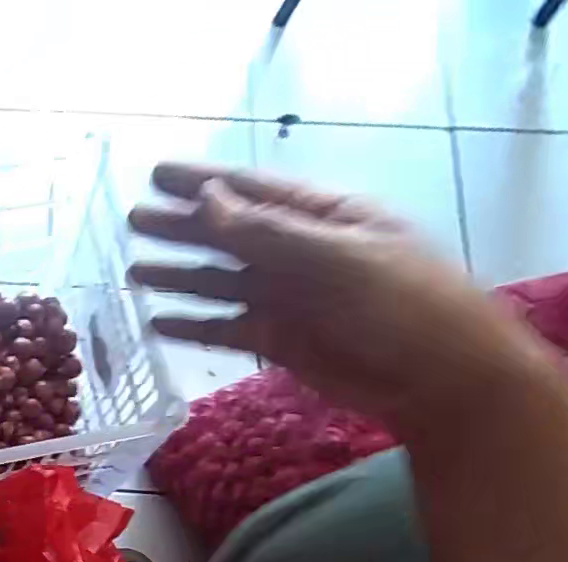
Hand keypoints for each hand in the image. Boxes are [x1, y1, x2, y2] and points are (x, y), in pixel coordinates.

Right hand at [127, 165, 556, 434]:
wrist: (434, 380)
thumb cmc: (402, 307)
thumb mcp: (338, 260)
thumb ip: (268, 234)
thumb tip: (207, 201)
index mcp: (322, 218)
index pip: (251, 191)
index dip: (201, 183)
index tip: (157, 177)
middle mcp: (296, 253)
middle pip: (225, 235)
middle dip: (179, 227)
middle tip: (133, 220)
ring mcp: (283, 299)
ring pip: (217, 282)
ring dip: (177, 276)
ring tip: (135, 270)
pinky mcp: (273, 340)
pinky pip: (222, 328)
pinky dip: (191, 326)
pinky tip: (159, 323)